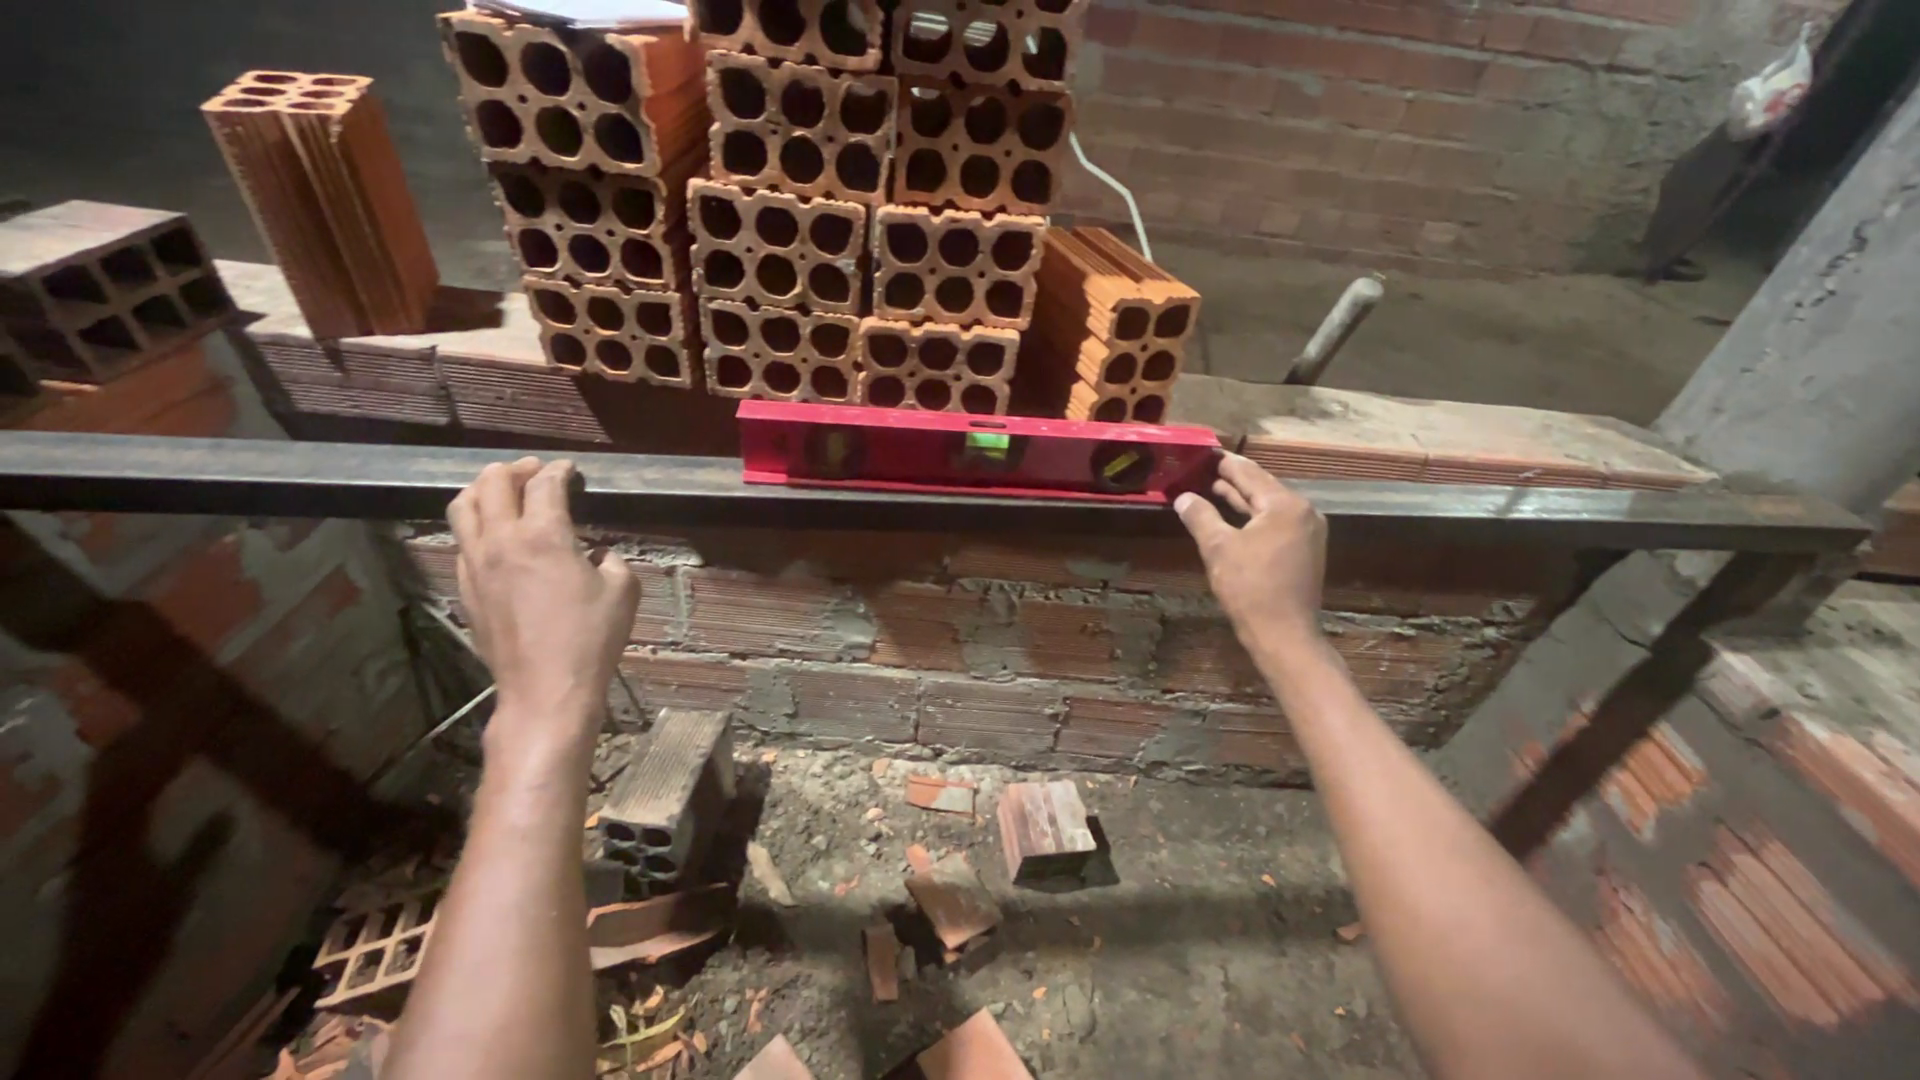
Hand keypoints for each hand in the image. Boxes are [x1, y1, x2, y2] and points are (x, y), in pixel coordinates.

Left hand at [448, 457, 638, 757]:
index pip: (545, 484)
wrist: (545, 688)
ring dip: (483, 488)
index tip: (570, 470)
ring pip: (464, 506)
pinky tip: (493, 534)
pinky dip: (476, 523)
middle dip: (515, 469)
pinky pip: (462, 540)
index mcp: (544, 535)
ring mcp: (476, 564)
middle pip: (494, 483)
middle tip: (534, 471)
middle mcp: (502, 540)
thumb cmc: (590, 638)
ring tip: (501, 489)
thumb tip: (598, 556)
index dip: (560, 470)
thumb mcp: (623, 591)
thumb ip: (613, 561)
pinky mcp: (466, 587)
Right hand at [1174, 453, 1327, 650]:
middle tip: (1205, 470)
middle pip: (1263, 488)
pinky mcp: (1305, 552)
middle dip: (1233, 481)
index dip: (1225, 463)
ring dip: (1242, 501)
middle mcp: (1303, 512)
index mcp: (1285, 505)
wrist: (1283, 634)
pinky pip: (1276, 524)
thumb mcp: (1218, 548)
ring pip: (1269, 507)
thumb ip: (1200, 516)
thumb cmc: (1250, 588)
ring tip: (1213, 491)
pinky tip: (1234, 521)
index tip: (1206, 453)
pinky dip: (1254, 519)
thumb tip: (1183, 497)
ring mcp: (1308, 533)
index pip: (1249, 473)